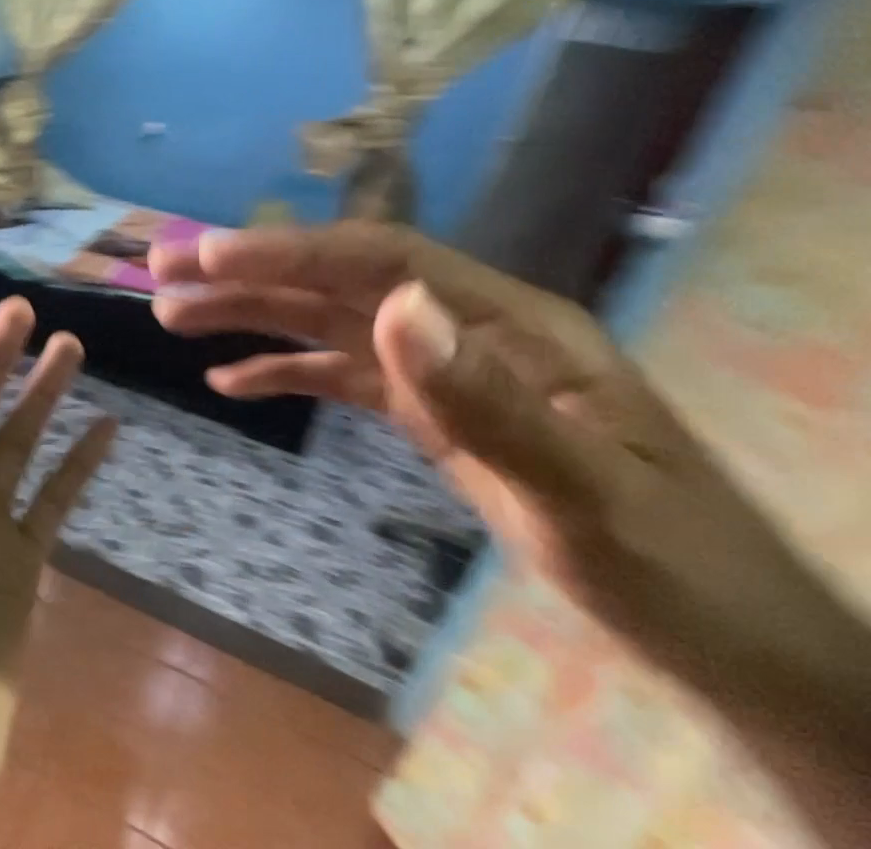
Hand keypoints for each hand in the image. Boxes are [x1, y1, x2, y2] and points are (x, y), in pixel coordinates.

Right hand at [150, 223, 867, 711]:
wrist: (716, 626)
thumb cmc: (663, 560)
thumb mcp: (581, 490)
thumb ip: (487, 398)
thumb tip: (396, 307)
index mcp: (511, 327)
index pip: (383, 263)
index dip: (292, 252)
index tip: (208, 257)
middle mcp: (469, 333)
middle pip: (342, 285)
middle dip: (249, 272)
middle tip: (163, 268)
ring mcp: (448, 374)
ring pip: (331, 327)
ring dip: (252, 315)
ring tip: (173, 316)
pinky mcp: (432, 415)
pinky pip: (344, 380)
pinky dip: (285, 373)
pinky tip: (231, 380)